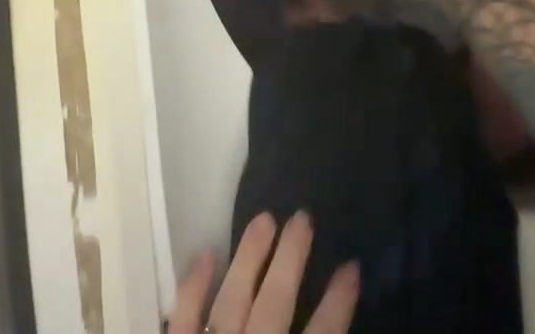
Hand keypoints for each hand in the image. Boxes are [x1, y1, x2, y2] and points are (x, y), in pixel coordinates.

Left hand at [168, 212, 358, 333]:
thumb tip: (327, 313)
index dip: (338, 302)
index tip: (352, 266)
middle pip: (276, 304)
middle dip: (291, 259)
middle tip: (303, 216)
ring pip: (233, 301)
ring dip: (250, 258)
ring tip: (265, 219)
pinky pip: (183, 318)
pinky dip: (193, 287)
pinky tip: (206, 254)